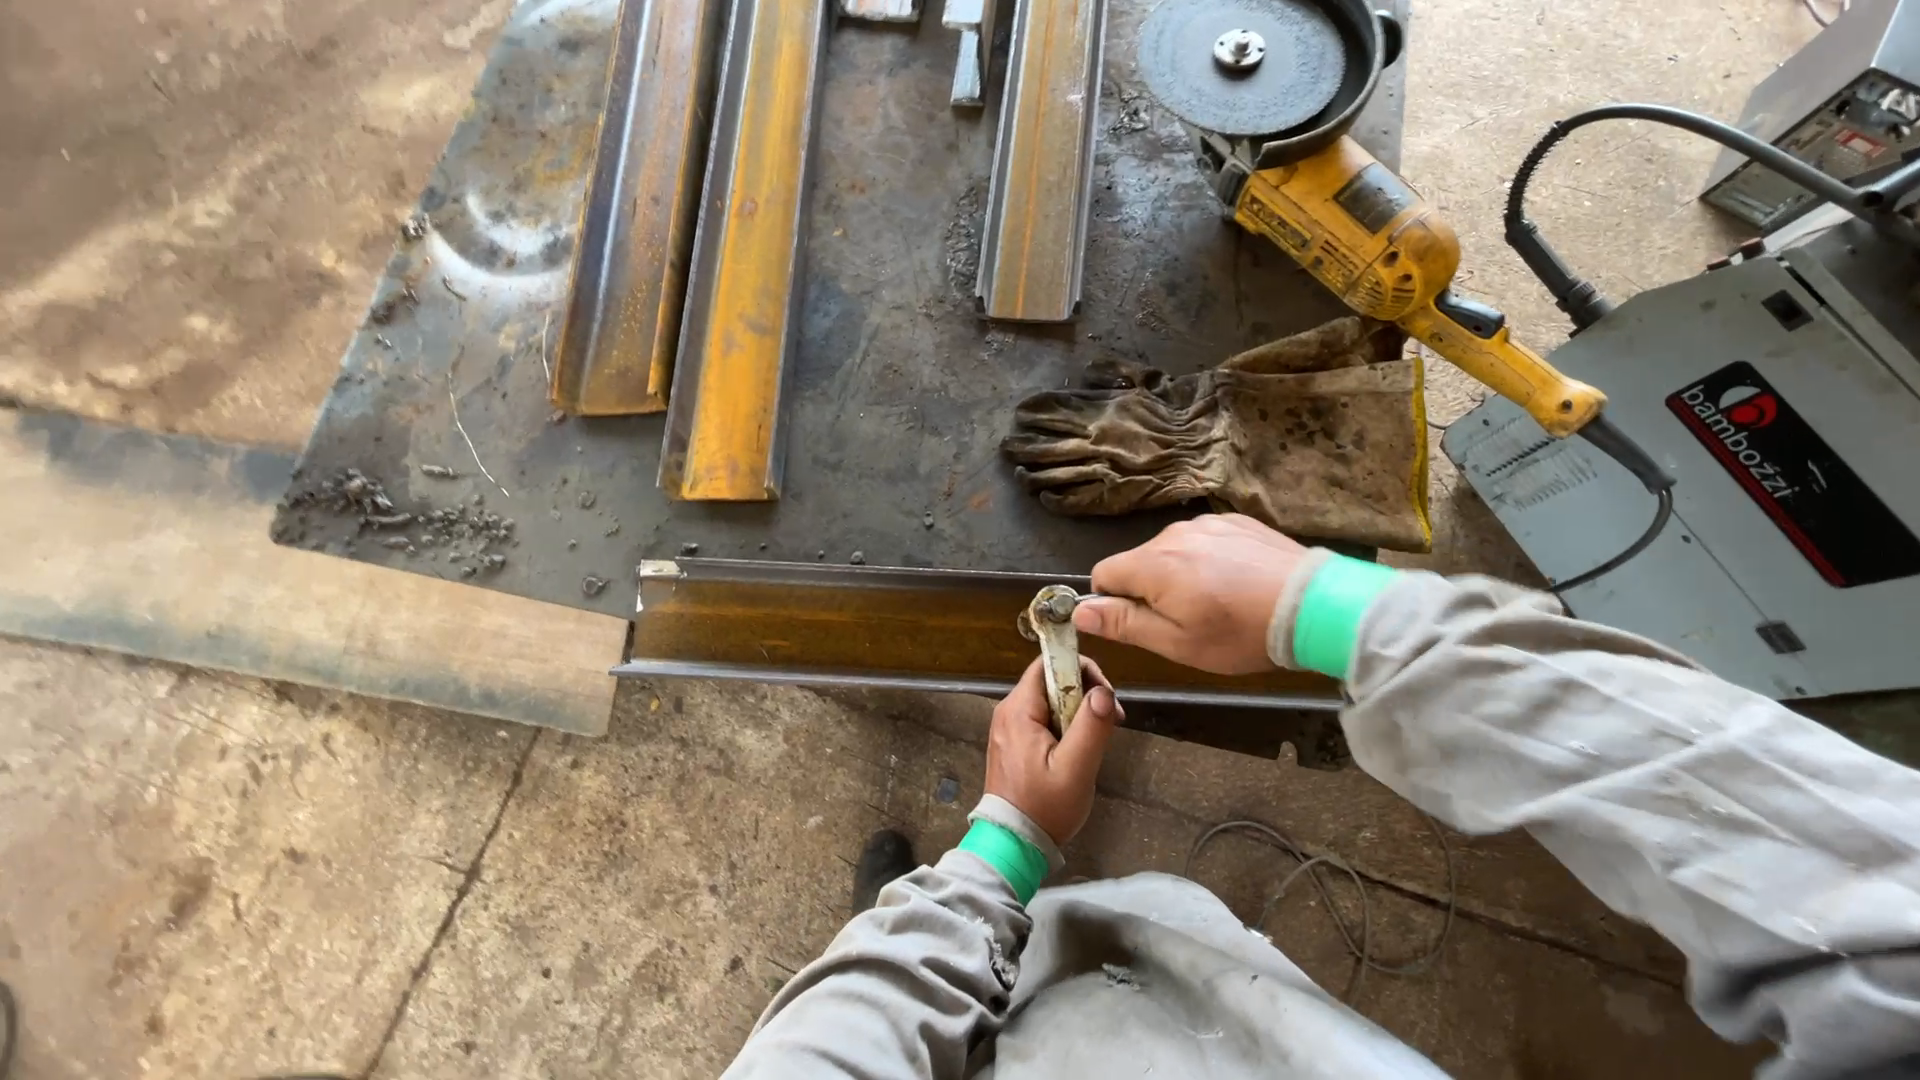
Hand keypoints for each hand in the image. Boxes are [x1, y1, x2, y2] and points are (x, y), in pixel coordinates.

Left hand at [986, 657, 1123, 845]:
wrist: (1014, 843)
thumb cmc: (1044, 807)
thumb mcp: (1075, 769)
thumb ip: (1090, 727)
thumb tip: (1104, 692)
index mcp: (1018, 709)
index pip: (1048, 664)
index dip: (1081, 670)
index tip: (1105, 695)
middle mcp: (1008, 711)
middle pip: (1050, 681)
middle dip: (1084, 694)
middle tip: (1110, 720)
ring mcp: (1008, 727)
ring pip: (1049, 701)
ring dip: (1077, 712)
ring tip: (1097, 739)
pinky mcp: (1013, 743)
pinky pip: (1042, 720)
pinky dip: (1064, 726)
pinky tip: (1078, 749)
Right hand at [1073, 514, 1307, 673]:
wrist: (1314, 606)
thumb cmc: (1239, 633)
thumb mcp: (1176, 642)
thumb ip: (1124, 623)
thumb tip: (1079, 610)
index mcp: (1152, 564)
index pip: (1103, 573)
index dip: (1113, 601)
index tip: (1141, 623)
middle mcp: (1173, 534)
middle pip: (1139, 561)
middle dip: (1150, 589)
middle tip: (1187, 621)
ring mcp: (1208, 523)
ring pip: (1172, 550)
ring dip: (1181, 573)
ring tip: (1219, 602)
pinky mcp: (1237, 521)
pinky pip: (1205, 540)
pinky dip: (1210, 560)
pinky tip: (1238, 582)